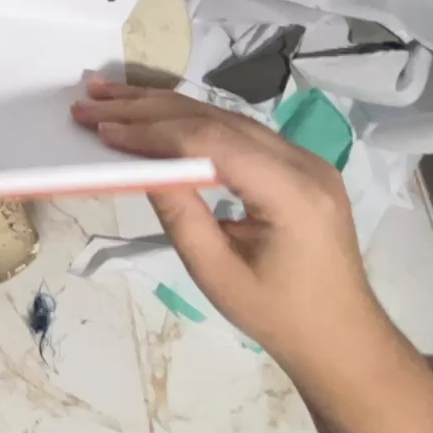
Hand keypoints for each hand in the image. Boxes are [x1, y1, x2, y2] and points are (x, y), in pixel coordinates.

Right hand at [70, 77, 392, 375]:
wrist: (342, 338)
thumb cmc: (277, 313)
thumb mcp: (214, 270)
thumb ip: (177, 212)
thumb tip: (136, 164)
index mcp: (291, 193)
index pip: (210, 141)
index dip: (150, 131)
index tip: (101, 130)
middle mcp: (302, 163)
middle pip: (211, 118)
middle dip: (143, 108)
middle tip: (89, 101)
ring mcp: (301, 158)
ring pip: (219, 113)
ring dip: (158, 104)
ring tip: (107, 93)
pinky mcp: (291, 162)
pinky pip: (230, 126)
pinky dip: (184, 116)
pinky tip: (150, 107)